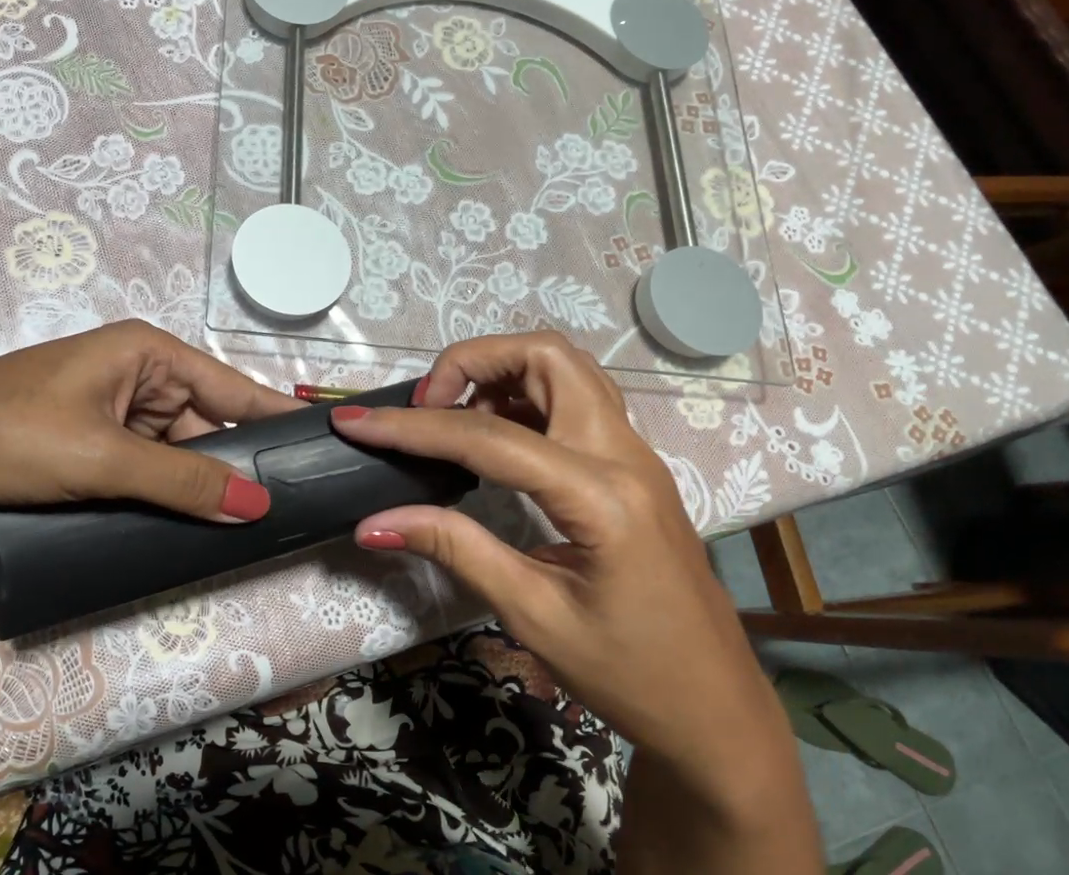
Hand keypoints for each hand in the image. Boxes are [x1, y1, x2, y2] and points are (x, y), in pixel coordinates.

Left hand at [0, 320, 301, 522]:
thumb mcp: (102, 458)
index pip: (232, 386)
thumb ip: (182, 482)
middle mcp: (136, 373)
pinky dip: (164, 490)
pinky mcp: (91, 438)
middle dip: (233, 468)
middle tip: (277, 518)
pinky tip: (185, 522)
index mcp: (145, 352)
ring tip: (238, 529)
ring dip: (196, 485)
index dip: (274, 420)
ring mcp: (112, 407)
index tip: (320, 455)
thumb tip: (258, 505)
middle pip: (207, 422)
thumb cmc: (10, 434)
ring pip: (177, 449)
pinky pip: (147, 463)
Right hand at [325, 333, 783, 782]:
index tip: (354, 422)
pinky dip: (521, 397)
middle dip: (472, 362)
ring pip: (565, 369)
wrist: (715, 711)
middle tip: (425, 409)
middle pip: (547, 357)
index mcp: (601, 497)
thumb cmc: (628, 673)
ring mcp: (634, 457)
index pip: (489, 437)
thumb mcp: (532, 614)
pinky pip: (573, 402)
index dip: (412, 427)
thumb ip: (454, 549)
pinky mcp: (630, 469)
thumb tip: (372, 522)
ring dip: (499, 373)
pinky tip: (488, 442)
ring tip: (449, 419)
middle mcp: (624, 456)